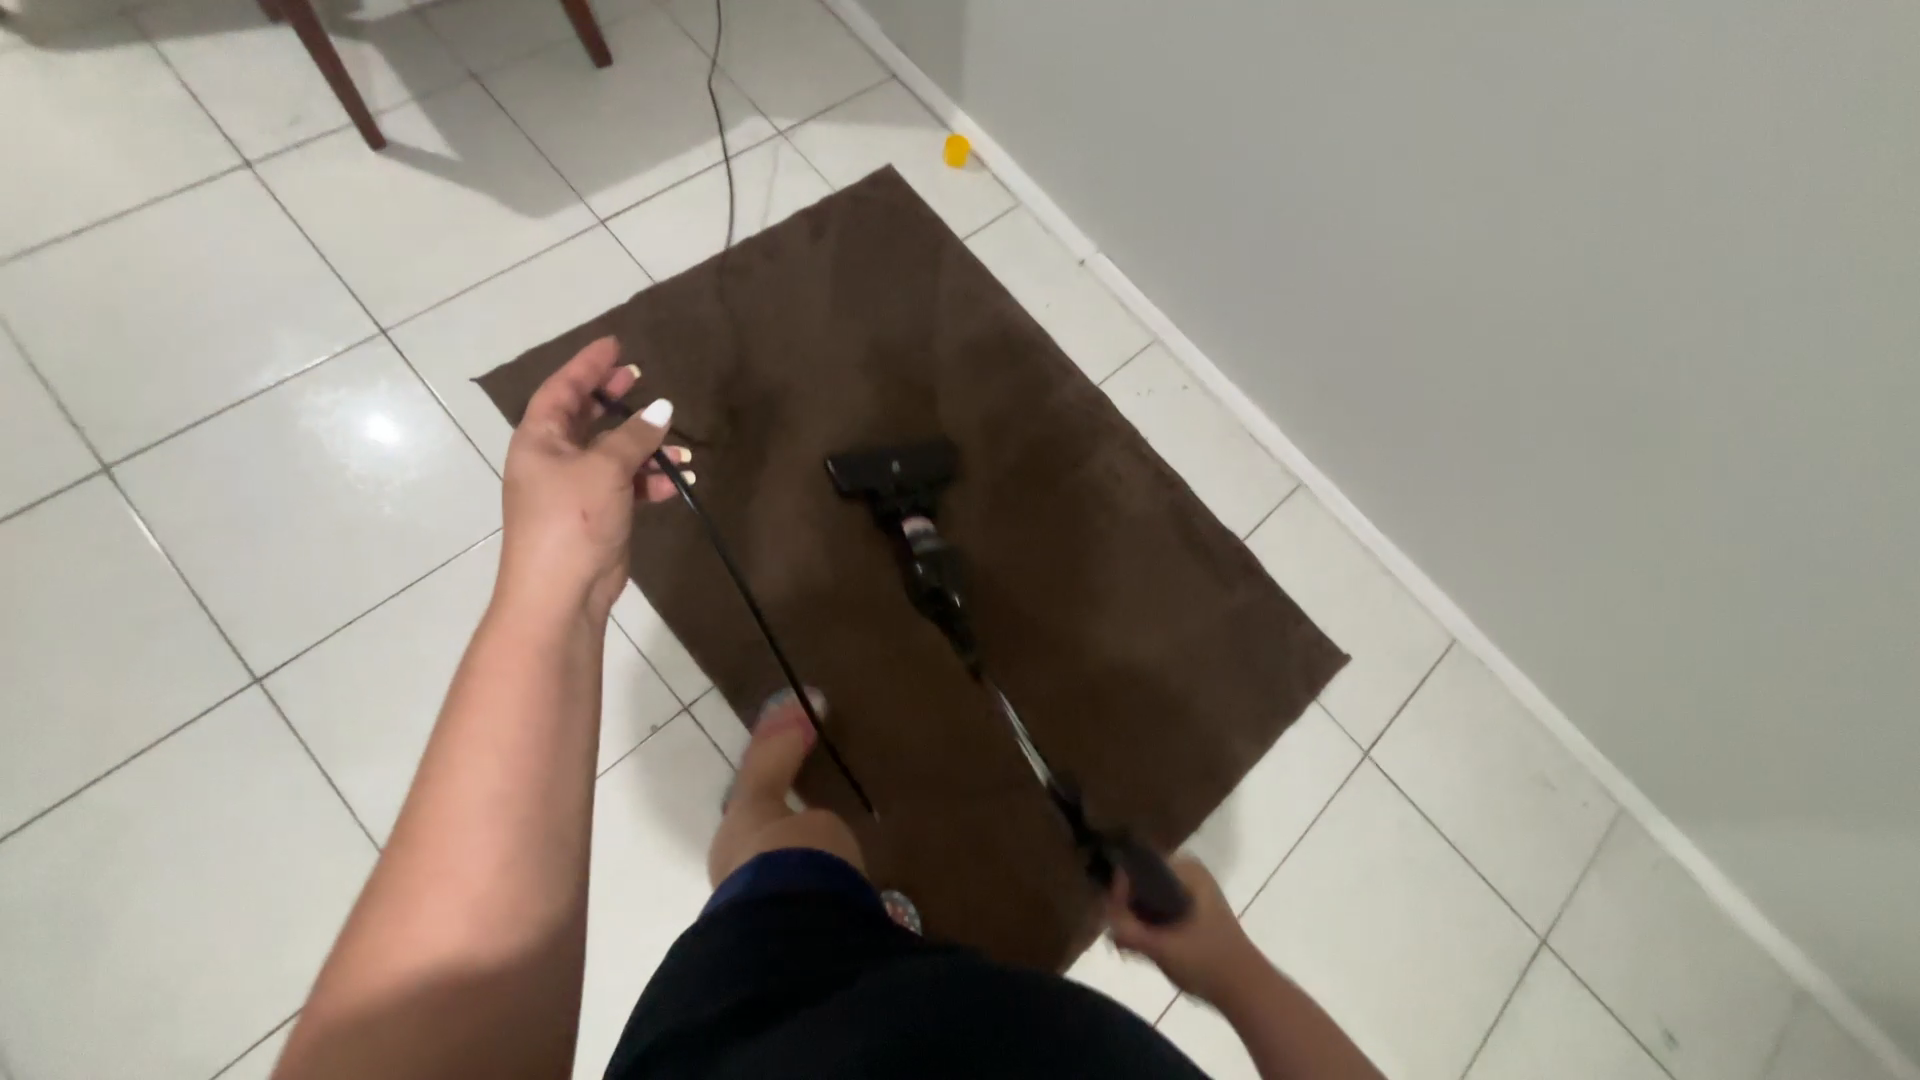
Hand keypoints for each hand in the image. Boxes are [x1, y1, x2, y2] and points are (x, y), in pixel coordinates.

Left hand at [499, 337, 687, 621]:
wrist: (561, 589)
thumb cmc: (571, 518)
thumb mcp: (605, 468)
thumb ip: (635, 436)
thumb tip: (663, 408)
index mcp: (540, 439)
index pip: (563, 389)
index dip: (588, 365)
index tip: (616, 345)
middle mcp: (554, 458)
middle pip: (587, 418)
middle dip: (616, 401)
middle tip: (641, 377)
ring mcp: (577, 487)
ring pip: (615, 454)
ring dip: (646, 448)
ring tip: (679, 445)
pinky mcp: (599, 513)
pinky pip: (628, 485)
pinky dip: (652, 480)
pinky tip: (679, 481)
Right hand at [1106, 855, 1261, 1006]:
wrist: (1248, 992)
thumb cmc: (1207, 962)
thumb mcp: (1161, 946)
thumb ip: (1128, 930)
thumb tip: (1104, 919)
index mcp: (1186, 870)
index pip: (1139, 864)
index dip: (1121, 888)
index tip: (1113, 915)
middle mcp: (1190, 874)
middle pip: (1143, 881)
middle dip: (1127, 906)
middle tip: (1118, 932)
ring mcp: (1194, 894)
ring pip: (1151, 897)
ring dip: (1137, 918)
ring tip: (1129, 942)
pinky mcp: (1196, 914)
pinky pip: (1162, 910)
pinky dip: (1150, 926)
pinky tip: (1144, 947)